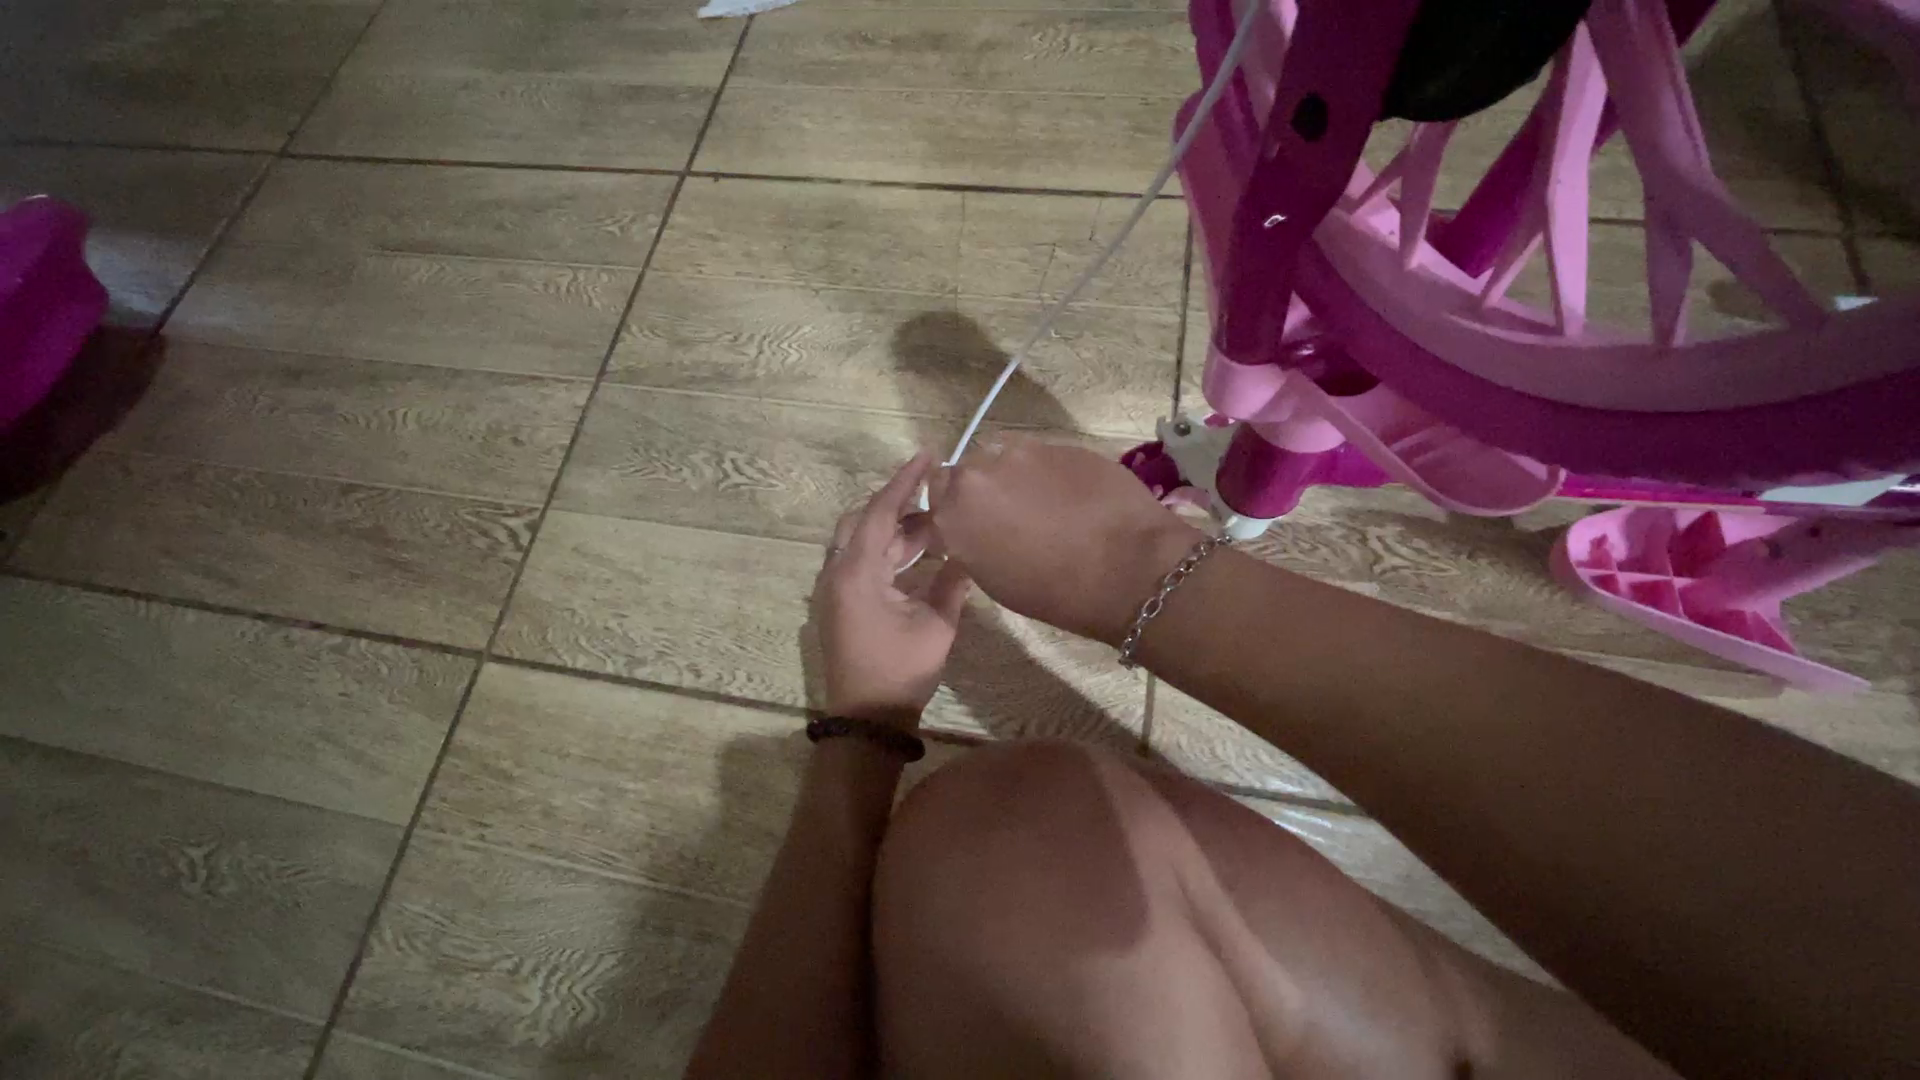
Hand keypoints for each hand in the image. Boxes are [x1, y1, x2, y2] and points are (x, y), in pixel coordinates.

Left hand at [812, 453, 970, 727]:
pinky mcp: (839, 603)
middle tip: (936, 496)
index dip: (905, 482)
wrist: (866, 718)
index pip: (881, 512)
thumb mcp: (936, 626)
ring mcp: (834, 588)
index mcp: (857, 571)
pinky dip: (886, 552)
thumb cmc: (900, 670)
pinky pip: (860, 562)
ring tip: (935, 527)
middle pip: (864, 520)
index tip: (928, 456)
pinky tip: (917, 556)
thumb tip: (968, 556)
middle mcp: (837, 572)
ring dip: (894, 531)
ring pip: (861, 542)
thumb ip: (952, 584)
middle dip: (899, 505)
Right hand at [926, 434, 1199, 644]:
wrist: (1126, 567)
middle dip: (983, 487)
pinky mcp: (1062, 443)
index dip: (953, 503)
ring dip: (1014, 474)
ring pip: (1005, 455)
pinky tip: (1073, 497)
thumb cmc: (1055, 591)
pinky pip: (1043, 454)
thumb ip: (969, 540)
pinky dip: (1049, 472)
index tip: (971, 519)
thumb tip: (974, 525)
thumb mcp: (993, 578)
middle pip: (969, 468)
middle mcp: (979, 471)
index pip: (935, 490)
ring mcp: (1023, 451)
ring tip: (1044, 504)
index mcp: (954, 510)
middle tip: (1010, 514)